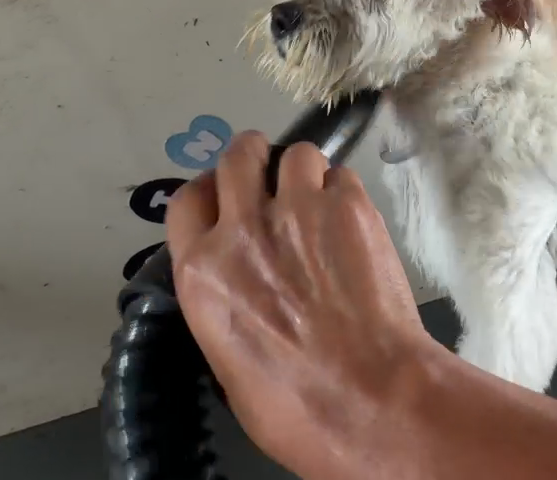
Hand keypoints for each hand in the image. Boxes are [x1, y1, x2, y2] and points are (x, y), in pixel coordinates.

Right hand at [166, 131, 438, 475]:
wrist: (369, 394)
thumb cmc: (293, 401)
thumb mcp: (227, 357)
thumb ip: (223, 297)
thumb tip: (240, 276)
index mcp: (203, 271)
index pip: (187, 200)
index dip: (208, 192)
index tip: (225, 196)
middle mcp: (245, 228)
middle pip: (239, 154)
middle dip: (254, 157)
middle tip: (271, 177)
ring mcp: (300, 209)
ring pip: (297, 153)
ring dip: (305, 172)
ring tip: (319, 200)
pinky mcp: (350, 204)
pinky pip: (341, 175)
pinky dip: (343, 191)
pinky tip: (352, 222)